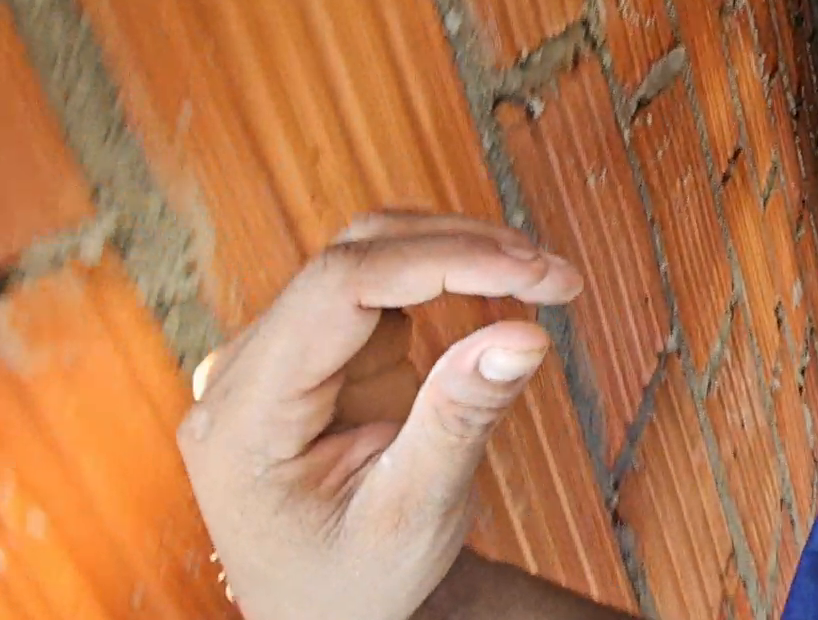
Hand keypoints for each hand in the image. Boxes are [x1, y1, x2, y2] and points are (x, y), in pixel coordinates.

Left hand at [178, 213, 584, 619]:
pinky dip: (459, 266)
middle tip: (557, 278)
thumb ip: (461, 419)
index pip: (344, 287)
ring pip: (378, 247)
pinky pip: (394, 273)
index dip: (448, 261)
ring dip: (467, 248)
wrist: (327, 608)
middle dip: (470, 249)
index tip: (536, 274)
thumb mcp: (413, 516)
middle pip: (362, 253)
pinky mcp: (329, 343)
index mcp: (246, 417)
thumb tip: (526, 333)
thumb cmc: (355, 579)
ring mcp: (287, 350)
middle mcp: (251, 368)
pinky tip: (504, 287)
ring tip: (541, 277)